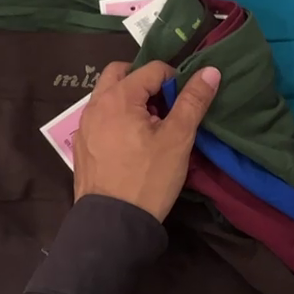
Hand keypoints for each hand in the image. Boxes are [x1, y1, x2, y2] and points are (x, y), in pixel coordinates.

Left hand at [74, 61, 220, 220]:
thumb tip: (211, 71)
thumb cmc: (149, 177)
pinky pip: (101, 116)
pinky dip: (118, 116)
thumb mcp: (178, 138)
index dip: (175, 79)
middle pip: (121, 73)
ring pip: (108, 94)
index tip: (186, 102)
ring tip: (152, 124)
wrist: (113, 224)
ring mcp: (85, 125)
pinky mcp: (83, 144)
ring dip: (131, 98)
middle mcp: (96, 104)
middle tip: (166, 104)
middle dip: (146, 80)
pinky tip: (134, 142)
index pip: (152, 69)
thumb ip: (193, 101)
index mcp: (118, 97)